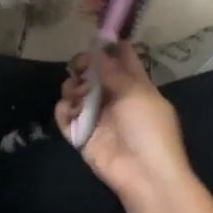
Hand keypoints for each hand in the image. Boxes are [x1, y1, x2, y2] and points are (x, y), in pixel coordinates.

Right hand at [56, 42, 193, 201]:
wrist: (144, 174)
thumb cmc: (149, 128)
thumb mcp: (137, 93)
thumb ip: (115, 72)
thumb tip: (100, 53)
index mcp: (136, 87)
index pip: (123, 61)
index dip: (110, 48)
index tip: (95, 38)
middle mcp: (115, 99)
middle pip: (94, 75)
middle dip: (84, 67)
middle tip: (78, 66)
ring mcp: (98, 118)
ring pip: (77, 94)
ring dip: (72, 88)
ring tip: (76, 94)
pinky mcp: (82, 136)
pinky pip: (66, 118)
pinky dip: (63, 111)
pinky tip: (69, 109)